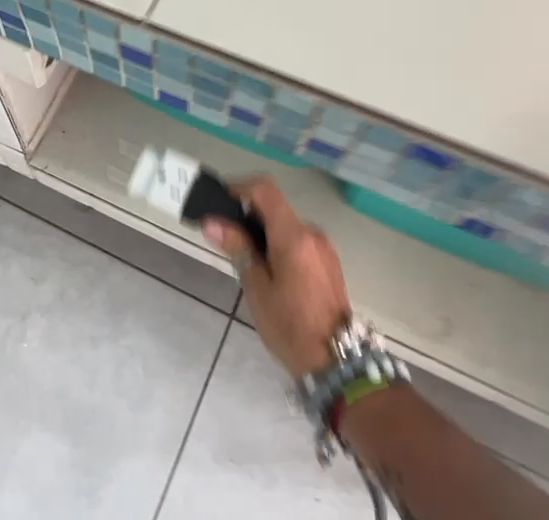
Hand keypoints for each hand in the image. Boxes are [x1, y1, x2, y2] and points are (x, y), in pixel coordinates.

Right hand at [202, 176, 351, 378]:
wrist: (336, 361)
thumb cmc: (289, 325)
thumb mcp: (256, 288)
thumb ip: (237, 248)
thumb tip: (212, 222)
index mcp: (293, 236)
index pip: (265, 190)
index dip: (238, 188)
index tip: (217, 202)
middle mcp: (312, 233)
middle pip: (275, 208)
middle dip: (247, 215)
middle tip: (222, 237)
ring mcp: (323, 248)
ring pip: (286, 226)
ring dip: (262, 232)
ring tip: (243, 259)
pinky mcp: (328, 263)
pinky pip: (298, 241)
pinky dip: (278, 244)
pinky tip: (267, 271)